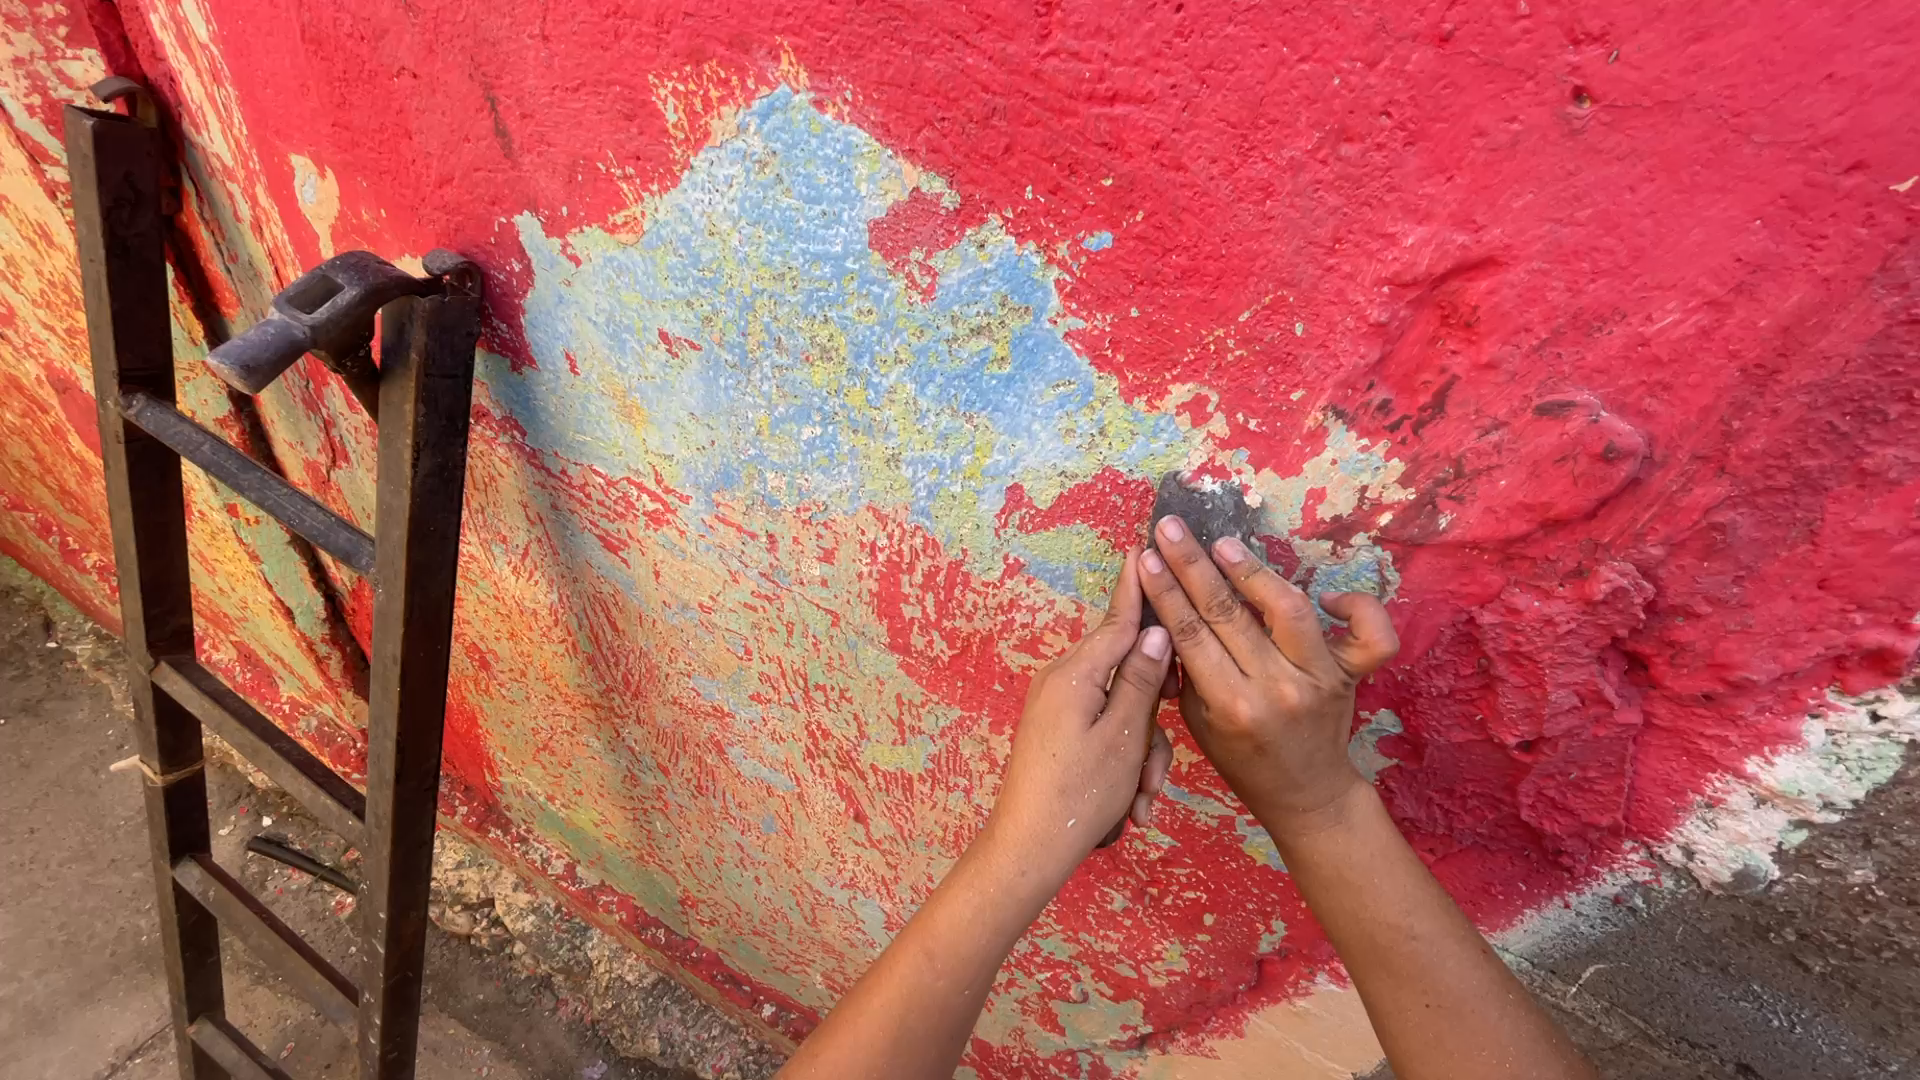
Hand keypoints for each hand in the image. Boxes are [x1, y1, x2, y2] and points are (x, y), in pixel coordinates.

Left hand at [987, 551, 1175, 883]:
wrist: (1028, 847)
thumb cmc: (1079, 792)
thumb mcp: (1123, 736)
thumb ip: (1140, 680)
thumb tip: (1155, 632)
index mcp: (1075, 674)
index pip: (1117, 620)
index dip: (1136, 587)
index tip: (1143, 546)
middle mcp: (1062, 680)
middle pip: (1127, 677)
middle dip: (1150, 727)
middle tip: (1152, 775)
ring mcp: (1058, 706)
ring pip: (1120, 713)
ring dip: (1138, 757)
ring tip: (1137, 802)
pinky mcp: (1057, 729)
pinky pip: (1103, 732)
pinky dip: (1120, 764)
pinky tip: (1125, 806)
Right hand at [1139, 516, 1398, 837]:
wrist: (1304, 792)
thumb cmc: (1240, 756)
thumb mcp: (1196, 720)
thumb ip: (1186, 667)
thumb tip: (1167, 608)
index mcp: (1230, 706)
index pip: (1190, 634)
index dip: (1165, 590)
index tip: (1145, 555)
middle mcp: (1277, 688)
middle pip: (1227, 612)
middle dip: (1192, 564)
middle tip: (1171, 528)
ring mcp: (1320, 678)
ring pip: (1287, 608)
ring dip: (1252, 570)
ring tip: (1223, 543)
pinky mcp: (1353, 675)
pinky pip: (1371, 634)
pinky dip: (1357, 606)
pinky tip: (1327, 592)